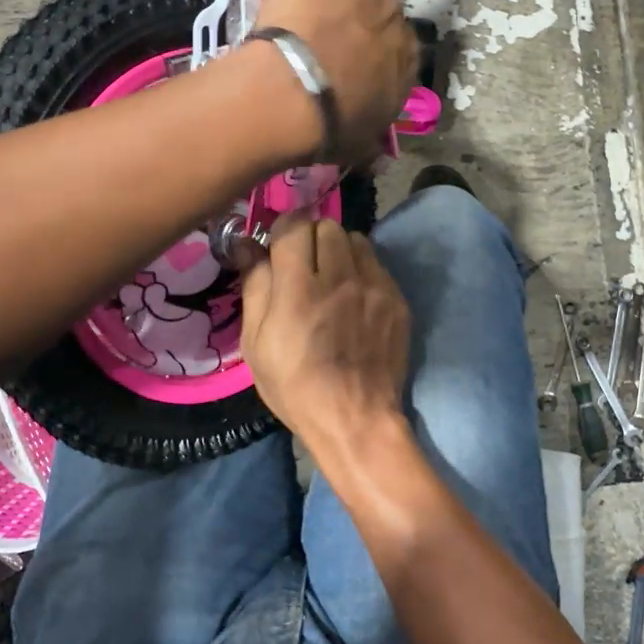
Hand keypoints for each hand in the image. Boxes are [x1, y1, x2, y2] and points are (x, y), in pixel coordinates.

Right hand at [240, 214, 410, 453]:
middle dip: (312, 238)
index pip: (294, 225)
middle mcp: (339, 278)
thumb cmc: (295, 387)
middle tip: (305, 266)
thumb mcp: (256, 343)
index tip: (280, 248)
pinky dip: (363, 271)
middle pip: (327, 225)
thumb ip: (255, 286)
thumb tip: (247, 244)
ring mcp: (373, 287)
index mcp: (298, 289)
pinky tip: (355, 298)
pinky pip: (378, 265)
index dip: (283, 231)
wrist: (355, 417)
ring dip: (340, 251)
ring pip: (356, 240)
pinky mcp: (396, 300)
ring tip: (333, 279)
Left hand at [254, 0, 416, 162]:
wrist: (292, 93)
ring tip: (303, 21)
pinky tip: (289, 2)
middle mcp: (395, 17)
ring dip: (332, 0)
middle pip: (377, 13)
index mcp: (408, 61)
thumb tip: (376, 156)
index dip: (373, 55)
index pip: (399, 50)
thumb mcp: (361, 144)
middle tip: (324, 43)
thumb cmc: (331, 126)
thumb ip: (372, 137)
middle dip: (355, 25)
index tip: (351, 65)